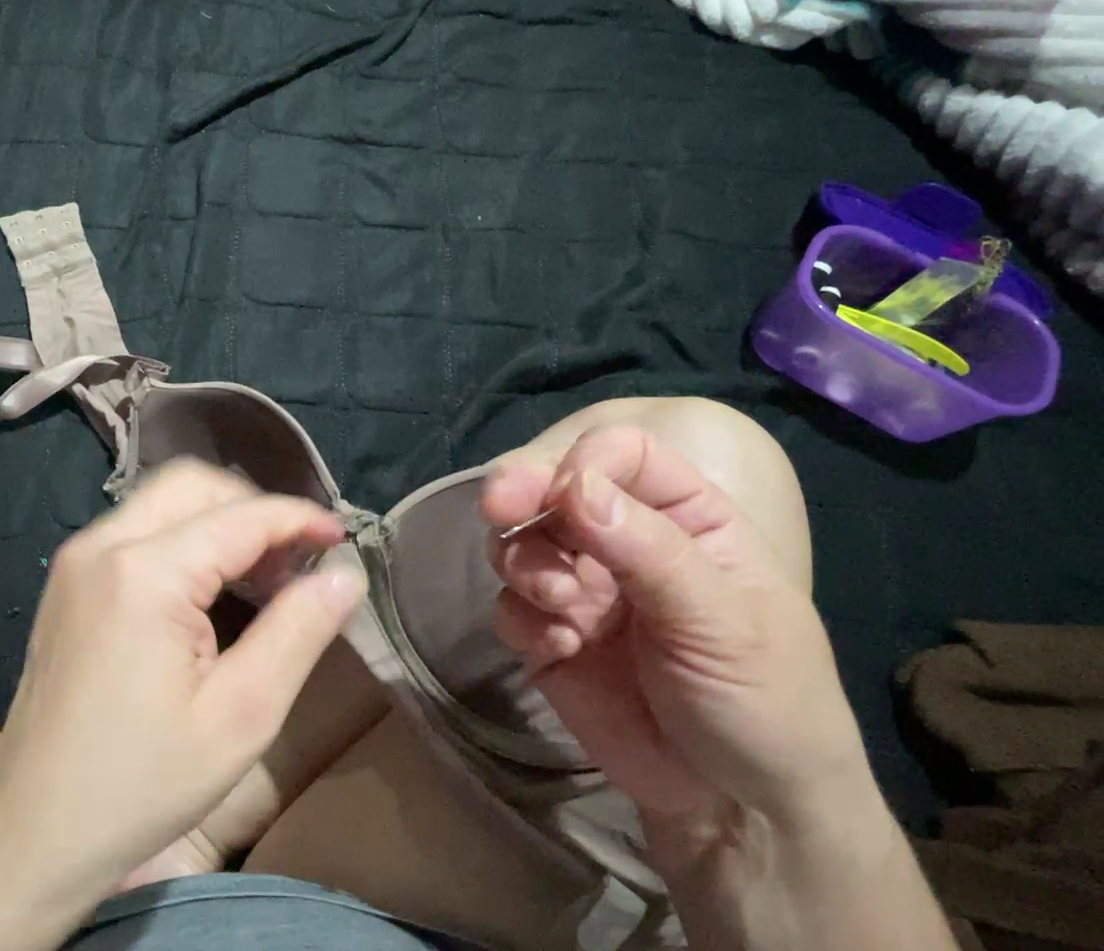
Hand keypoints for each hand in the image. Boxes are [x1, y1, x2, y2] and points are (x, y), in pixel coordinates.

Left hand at [0, 459, 364, 896]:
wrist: (35, 828)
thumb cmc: (142, 784)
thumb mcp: (240, 716)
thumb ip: (297, 633)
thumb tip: (345, 575)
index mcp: (143, 572)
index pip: (239, 516)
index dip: (299, 519)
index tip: (344, 539)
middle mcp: (100, 545)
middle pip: (192, 485)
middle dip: (254, 509)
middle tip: (296, 565)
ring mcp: (75, 560)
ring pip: (162, 502)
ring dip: (218, 522)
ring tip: (262, 579)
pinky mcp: (66, 582)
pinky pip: (135, 531)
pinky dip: (182, 540)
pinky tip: (208, 592)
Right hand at [481, 425, 873, 830]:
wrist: (735, 807)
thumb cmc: (763, 700)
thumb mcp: (724, 622)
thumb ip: (649, 550)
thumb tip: (574, 483)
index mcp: (684, 518)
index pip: (622, 455)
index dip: (586, 460)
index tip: (560, 491)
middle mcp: (622, 541)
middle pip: (551, 488)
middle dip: (522, 495)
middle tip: (497, 507)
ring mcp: (580, 587)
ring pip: (519, 543)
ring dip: (525, 564)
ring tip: (560, 606)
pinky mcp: (547, 635)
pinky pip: (509, 607)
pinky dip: (523, 621)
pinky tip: (559, 648)